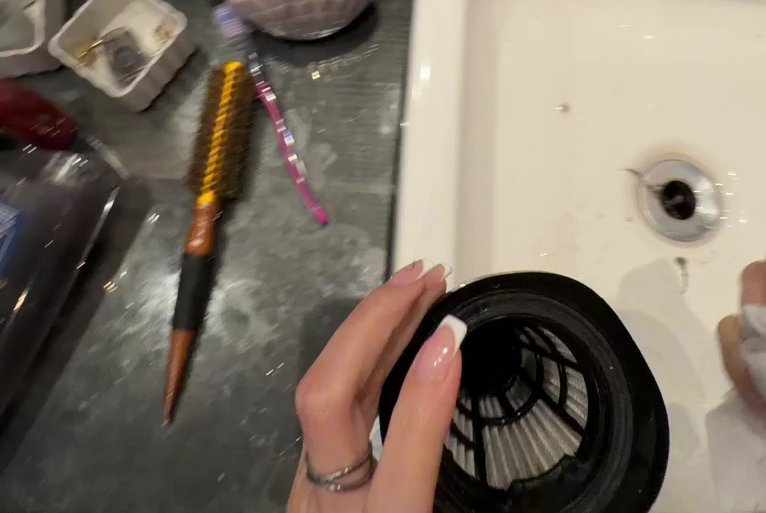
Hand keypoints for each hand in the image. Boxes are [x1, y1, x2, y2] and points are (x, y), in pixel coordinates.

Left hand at [289, 261, 463, 512]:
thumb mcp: (406, 507)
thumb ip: (423, 430)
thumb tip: (448, 343)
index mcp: (326, 476)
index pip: (332, 390)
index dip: (375, 332)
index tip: (432, 298)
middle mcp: (317, 466)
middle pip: (335, 375)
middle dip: (379, 316)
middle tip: (430, 276)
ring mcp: (325, 472)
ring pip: (347, 387)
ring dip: (386, 334)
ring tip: (425, 295)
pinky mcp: (340, 479)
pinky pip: (358, 405)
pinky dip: (386, 365)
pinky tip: (407, 349)